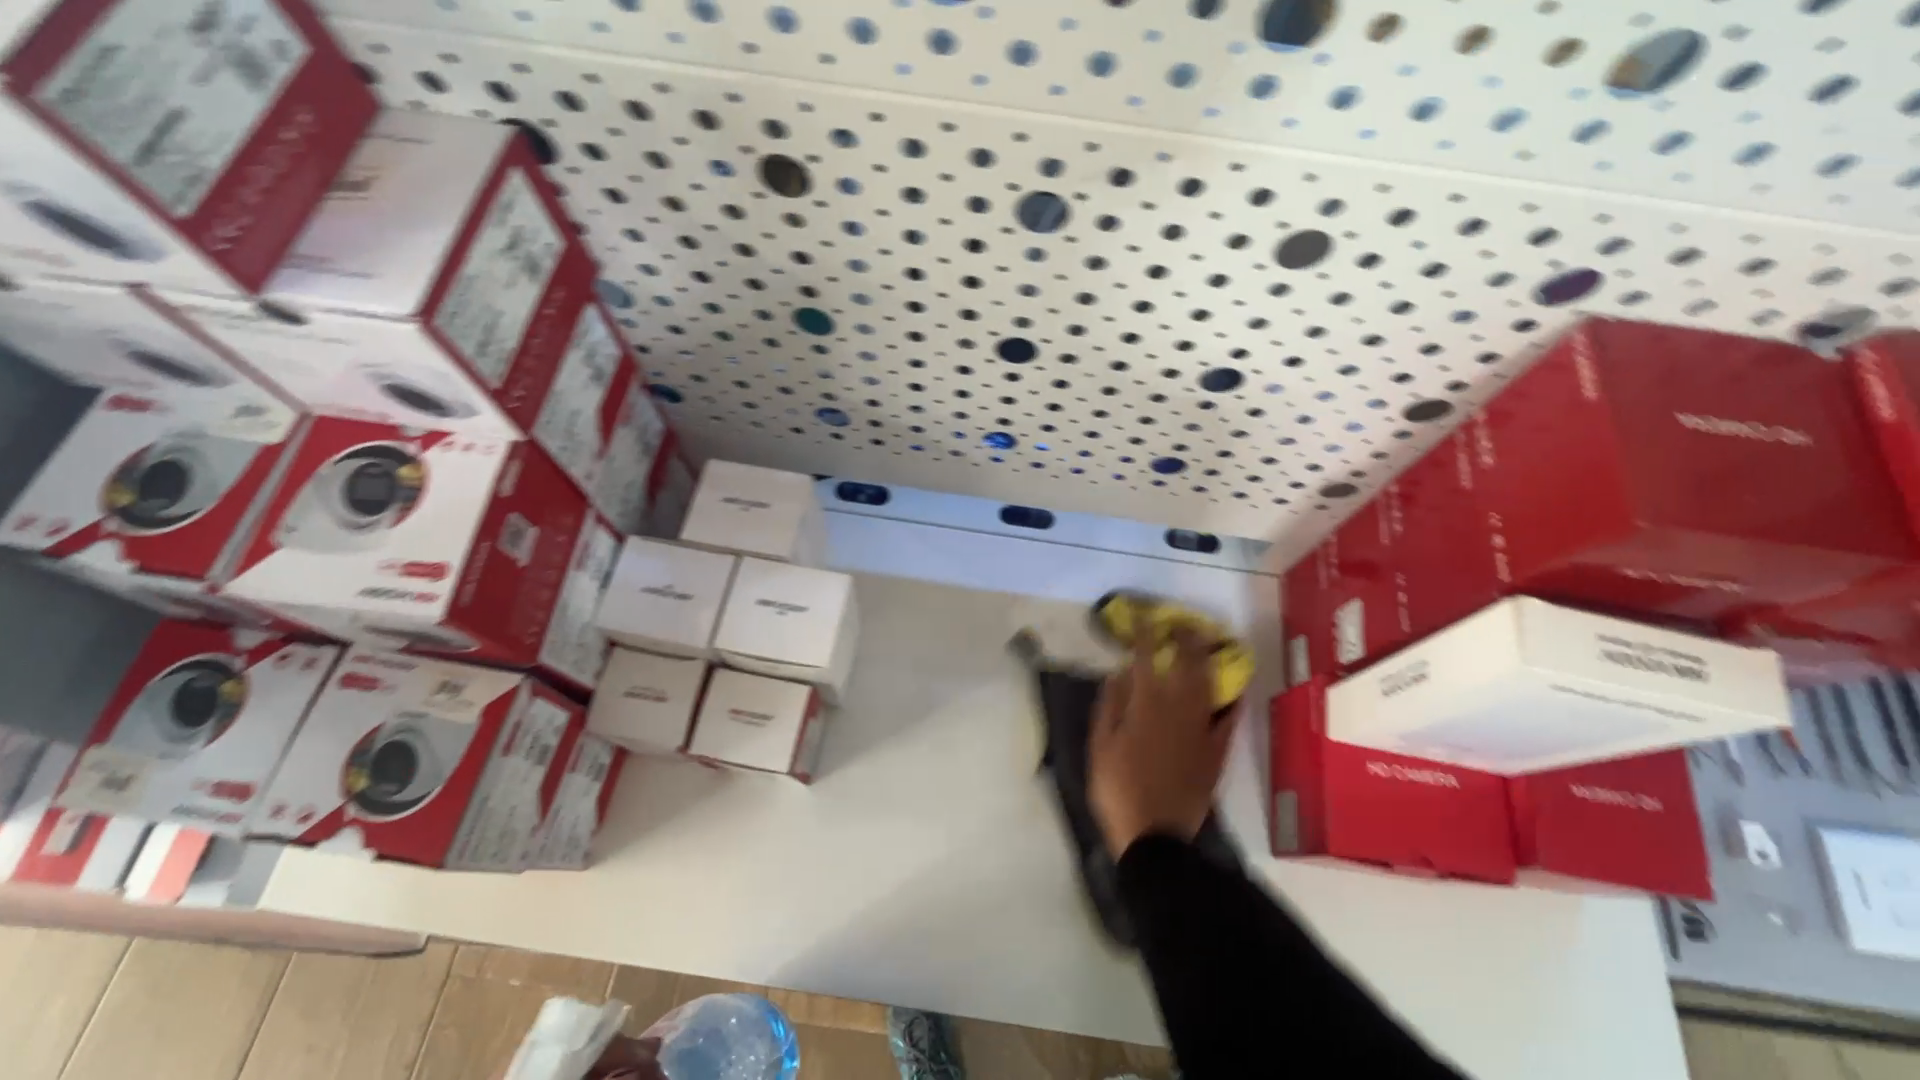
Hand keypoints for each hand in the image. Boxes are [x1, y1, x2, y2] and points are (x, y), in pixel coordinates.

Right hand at [1088, 625, 1234, 857]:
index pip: (1146, 658)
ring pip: (1209, 685)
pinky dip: (1231, 701)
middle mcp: (1179, 710)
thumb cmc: (1118, 791)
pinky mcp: (1216, 752)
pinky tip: (1232, 690)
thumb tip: (1119, 673)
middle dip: (1185, 639)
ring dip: (1208, 660)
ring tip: (1206, 645)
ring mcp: (1203, 731)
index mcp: (1146, 706)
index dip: (1145, 634)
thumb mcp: (1100, 747)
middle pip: (1186, 664)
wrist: (1155, 837)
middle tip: (1182, 624)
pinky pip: (1229, 719)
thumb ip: (1110, 706)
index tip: (1143, 617)